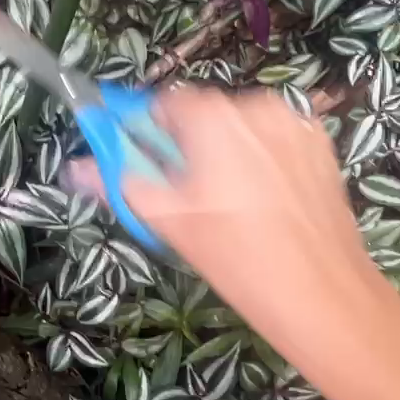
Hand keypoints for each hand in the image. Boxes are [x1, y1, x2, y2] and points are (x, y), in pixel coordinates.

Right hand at [68, 88, 398, 360]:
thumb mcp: (166, 220)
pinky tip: (259, 202)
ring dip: (220, 151)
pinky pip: (269, 140)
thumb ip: (116, 180)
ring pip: (236, 127)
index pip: (160, 103)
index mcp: (212, 116)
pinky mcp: (320, 146)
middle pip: (200, 114)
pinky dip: (255, 159)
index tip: (139, 163)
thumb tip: (74, 167)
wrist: (325, 296)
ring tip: (224, 203)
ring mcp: (294, 123)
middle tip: (180, 194)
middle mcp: (254, 106)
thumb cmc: (236, 256)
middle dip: (183, 145)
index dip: (143, 132)